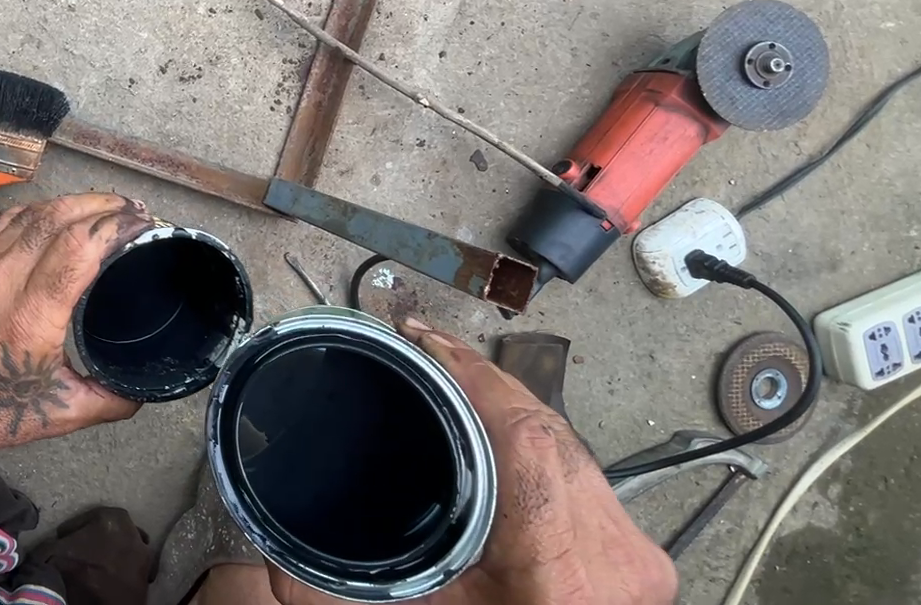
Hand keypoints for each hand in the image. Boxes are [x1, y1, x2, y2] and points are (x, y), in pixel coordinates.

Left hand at [0, 194, 149, 454]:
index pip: (78, 247)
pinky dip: (40, 210)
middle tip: (133, 210)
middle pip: (58, 217)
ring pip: (32, 212)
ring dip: (73, 202)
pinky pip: (7, 219)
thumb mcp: (60, 414)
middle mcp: (3, 280)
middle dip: (102, 205)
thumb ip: (112, 399)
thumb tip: (146, 385)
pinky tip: (59, 214)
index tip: (142, 224)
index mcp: (30, 317)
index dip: (115, 226)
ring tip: (104, 207)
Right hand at [266, 318, 676, 604]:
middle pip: (547, 426)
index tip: (424, 341)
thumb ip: (351, 588)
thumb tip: (280, 550)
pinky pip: (582, 463)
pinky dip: (535, 428)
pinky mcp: (640, 550)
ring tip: (453, 367)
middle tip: (424, 342)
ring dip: (508, 397)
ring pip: (568, 439)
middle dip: (482, 375)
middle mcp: (614, 553)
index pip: (528, 438)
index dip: (475, 376)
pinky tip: (499, 413)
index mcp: (561, 571)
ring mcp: (636, 551)